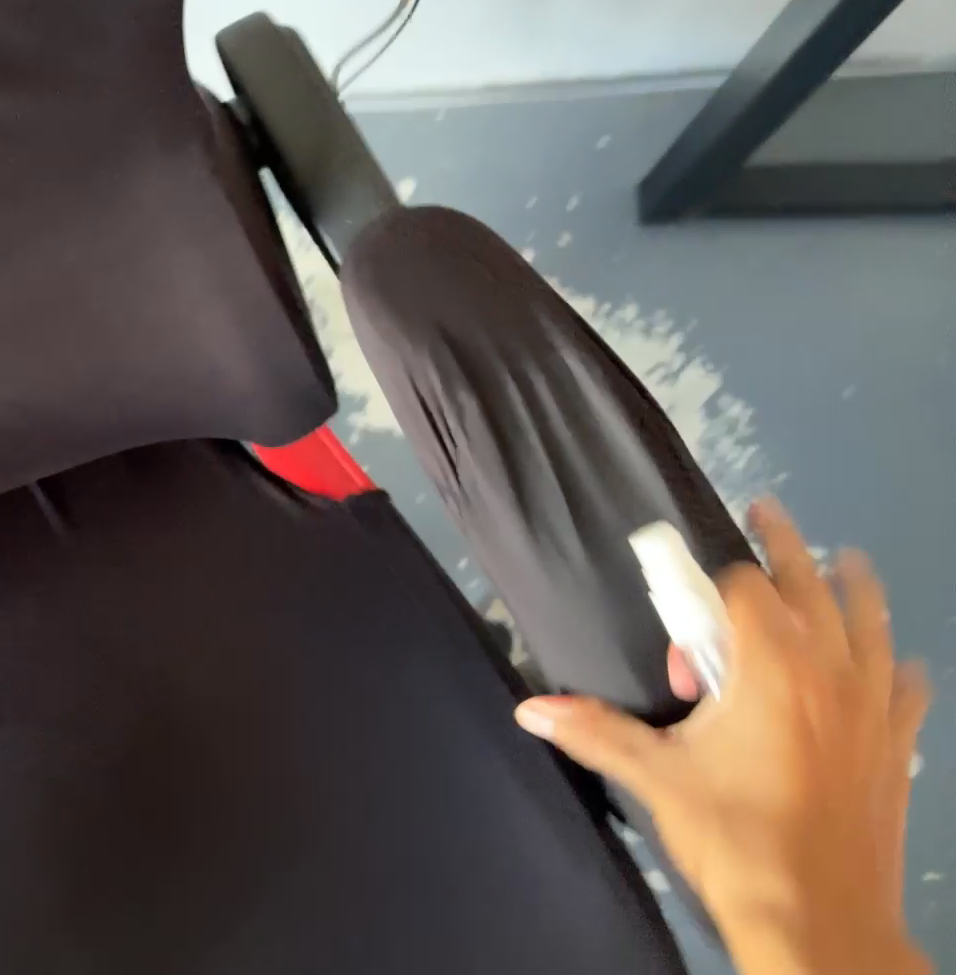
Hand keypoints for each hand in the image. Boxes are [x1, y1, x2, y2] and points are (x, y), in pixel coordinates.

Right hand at [514, 500, 931, 973]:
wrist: (823, 920)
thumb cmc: (734, 835)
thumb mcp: (653, 775)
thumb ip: (592, 730)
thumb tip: (528, 706)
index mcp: (772, 676)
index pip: (748, 594)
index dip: (714, 576)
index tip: (685, 580)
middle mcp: (831, 682)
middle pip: (816, 595)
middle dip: (790, 550)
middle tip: (769, 512)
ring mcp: (874, 716)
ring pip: (872, 632)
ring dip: (855, 592)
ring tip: (849, 562)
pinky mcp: (896, 751)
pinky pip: (904, 689)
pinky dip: (895, 664)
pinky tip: (895, 660)